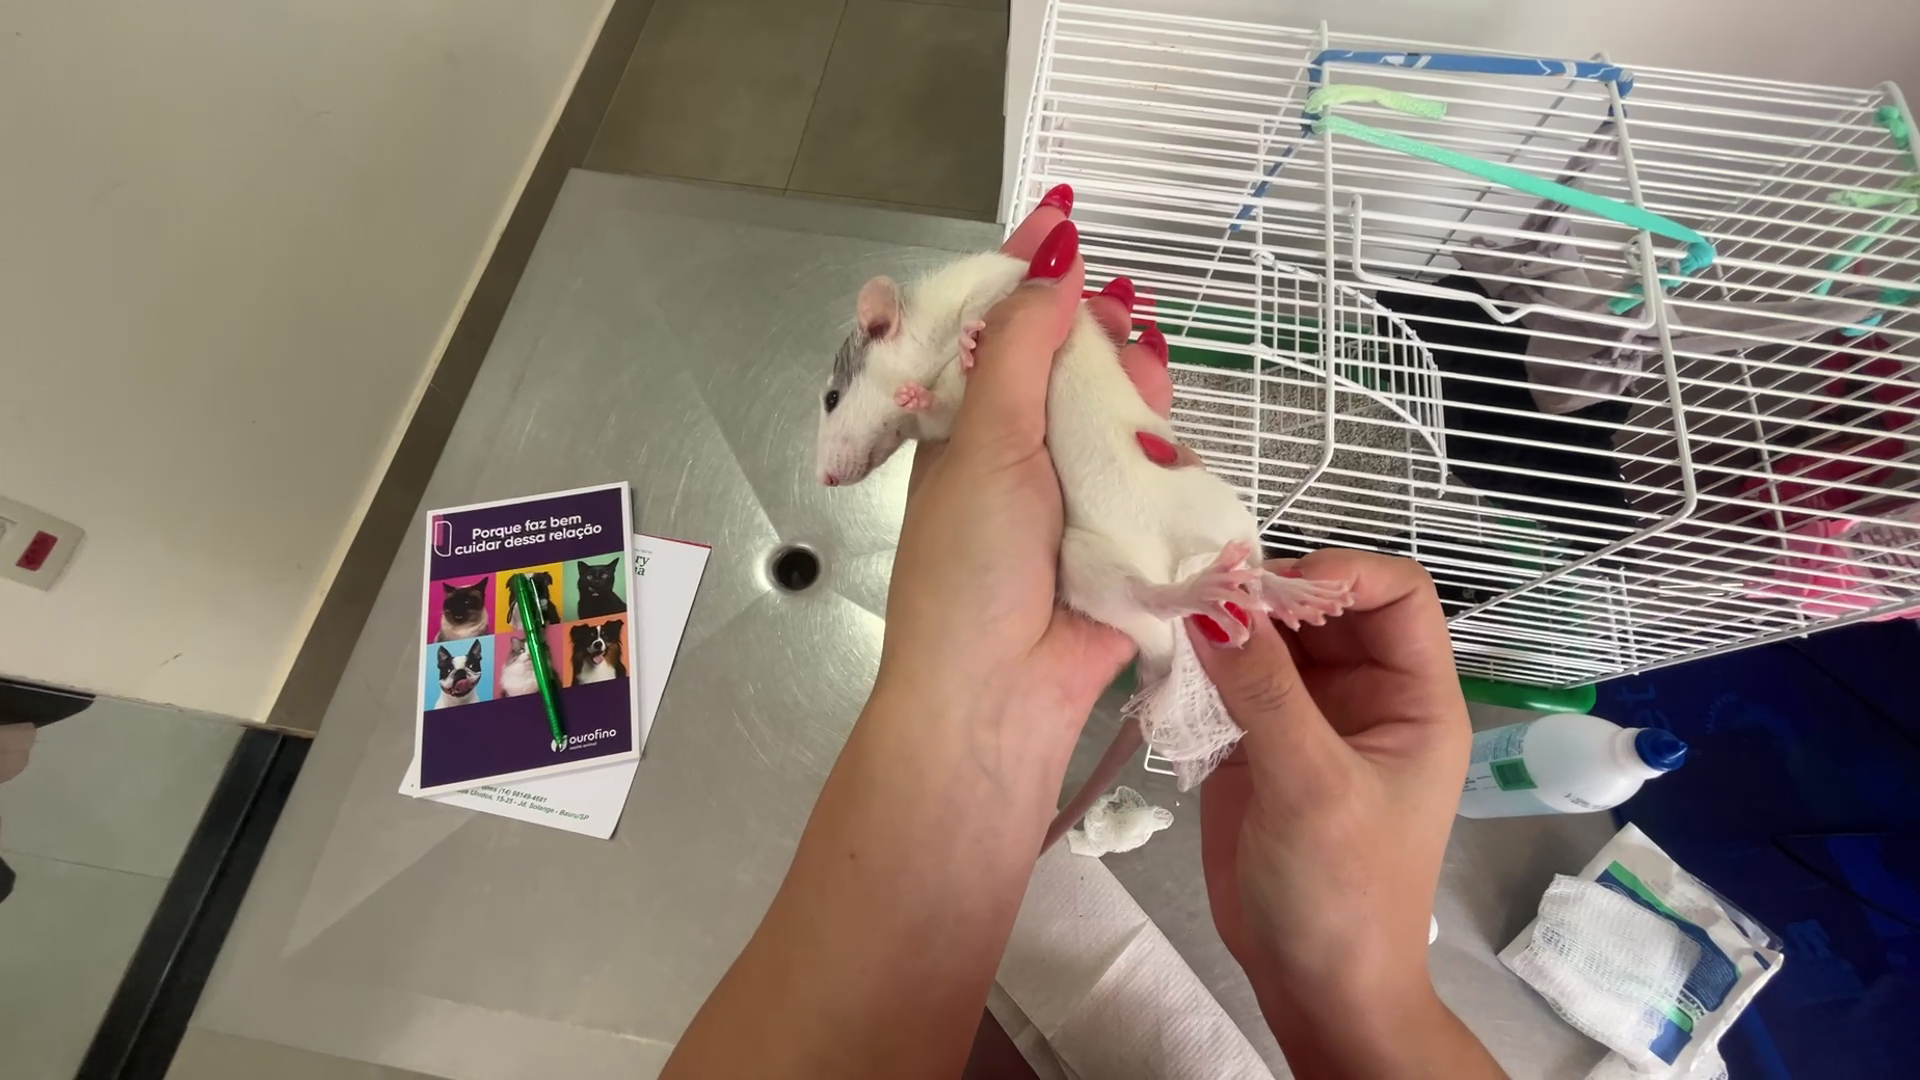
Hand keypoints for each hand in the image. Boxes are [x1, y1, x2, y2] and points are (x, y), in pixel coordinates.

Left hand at [876, 189, 1172, 757]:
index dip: (1028, 277)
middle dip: (1094, 333)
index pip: (998, 335)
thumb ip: (1020, 352)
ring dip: (1132, 389)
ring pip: (1116, 418)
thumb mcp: (984, 446)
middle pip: (1067, 371)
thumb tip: (1050, 260)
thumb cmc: (971, 563)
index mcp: (967, 432)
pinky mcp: (1120, 536)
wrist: (1000, 692)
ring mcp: (1071, 497)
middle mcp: (1018, 458)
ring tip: (1144, 371)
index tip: (1062, 213)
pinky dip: (1161, 452)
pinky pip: (1150, 476)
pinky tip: (1167, 437)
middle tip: (1120, 312)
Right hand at [1191, 550, 1502, 1077]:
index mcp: (1412, 696)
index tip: (1267, 588)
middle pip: (1322, 605)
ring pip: (1270, 634)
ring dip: (1228, 619)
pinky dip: (1201, 655)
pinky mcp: (1253, 733)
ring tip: (1177, 612)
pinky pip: (1230, 672)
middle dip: (1268, 591)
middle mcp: (1361, 691)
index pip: (1397, 594)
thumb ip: (1262, 689)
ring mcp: (1304, 712)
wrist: (1309, 978)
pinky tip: (1169, 652)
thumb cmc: (1342, 891)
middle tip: (1202, 592)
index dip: (1341, 573)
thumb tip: (1210, 602)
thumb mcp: (1312, 784)